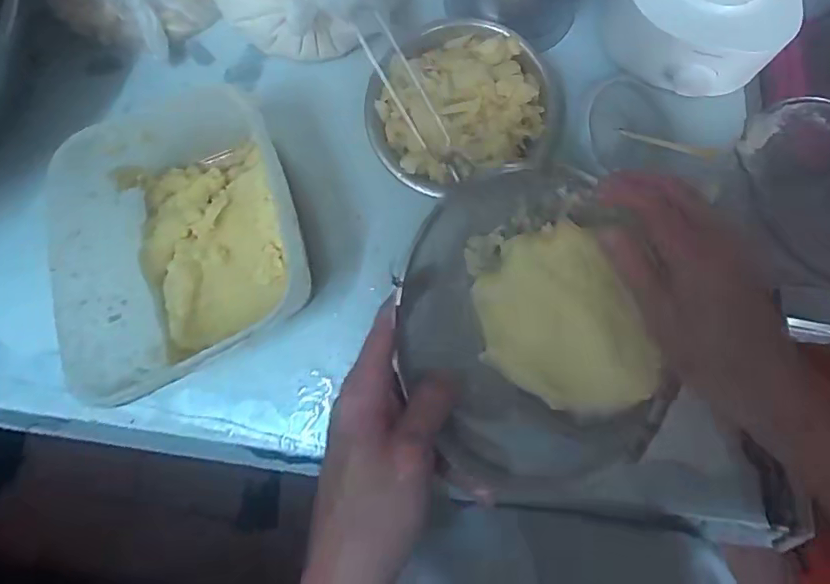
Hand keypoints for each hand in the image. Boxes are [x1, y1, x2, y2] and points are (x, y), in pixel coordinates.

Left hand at [302, 301, 454, 583]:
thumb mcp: (410, 452)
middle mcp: (362, 403)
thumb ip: (429, 403)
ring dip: (444, 402)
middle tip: (477, 326)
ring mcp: (370, 431)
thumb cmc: (375, 507)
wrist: (346, 579)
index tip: (438, 275)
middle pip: (400, 359)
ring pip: (413, 396)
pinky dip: (440, 442)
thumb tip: (448, 368)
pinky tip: (474, 469)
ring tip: (484, 385)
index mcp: (361, 392)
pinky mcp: (380, 456)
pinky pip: (414, 432)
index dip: (407, 299)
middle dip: (436, 346)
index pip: (382, 328)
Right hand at [596, 173, 825, 456]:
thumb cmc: (707, 358)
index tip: (595, 193)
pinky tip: (661, 213)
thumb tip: (606, 229)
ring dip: (658, 186)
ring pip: (692, 194)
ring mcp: (732, 239)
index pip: (653, 203)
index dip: (622, 191)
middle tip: (608, 186)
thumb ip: (633, 269)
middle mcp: (716, 234)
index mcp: (693, 251)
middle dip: (639, 180)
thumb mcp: (660, 320)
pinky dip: (677, 199)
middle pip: (675, 188)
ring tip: (628, 194)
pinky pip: (704, 208)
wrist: (768, 381)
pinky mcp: (740, 248)